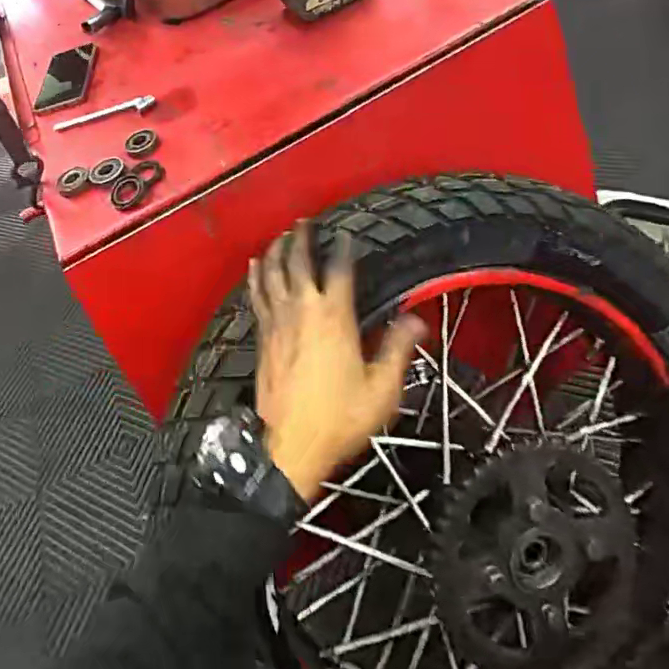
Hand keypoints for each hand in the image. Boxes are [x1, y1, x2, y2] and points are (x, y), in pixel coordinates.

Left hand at [248, 222, 425, 503]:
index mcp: (334, 318)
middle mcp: (303, 311)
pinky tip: (254, 267)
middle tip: (304, 222)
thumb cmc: (340, 417)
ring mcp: (278, 322)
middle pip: (299, 263)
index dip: (344, 249)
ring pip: (273, 275)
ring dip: (276, 252)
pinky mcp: (263, 337)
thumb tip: (414, 320)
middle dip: (302, 239)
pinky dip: (256, 278)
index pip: (340, 271)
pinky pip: (258, 297)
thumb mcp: (381, 388)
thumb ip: (397, 349)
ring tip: (280, 236)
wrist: (292, 445)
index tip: (347, 234)